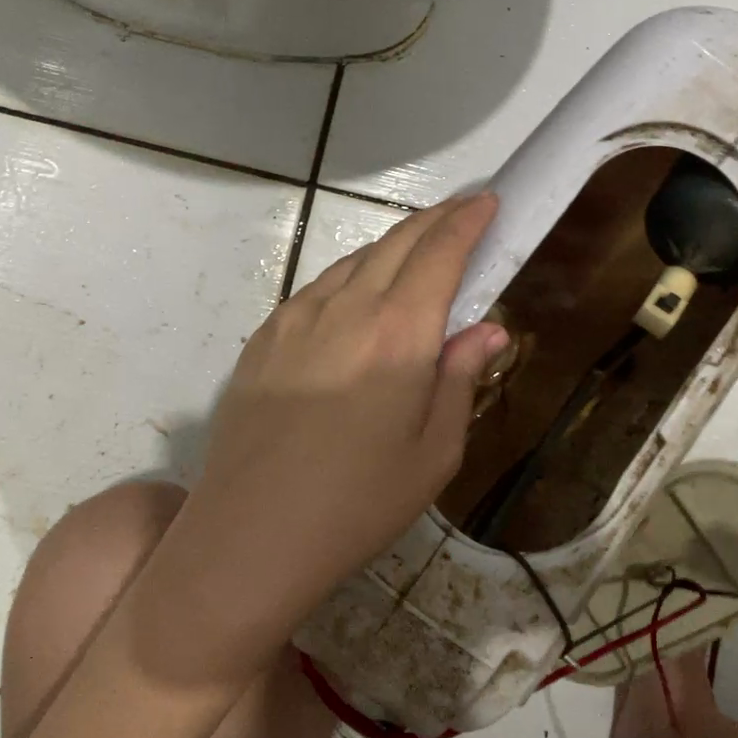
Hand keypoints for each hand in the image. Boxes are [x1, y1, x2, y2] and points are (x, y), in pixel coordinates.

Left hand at [180, 194, 509, 631]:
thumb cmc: (357, 504)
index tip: (489, 200)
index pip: (440, 253)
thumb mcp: (434, 454)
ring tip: (419, 249)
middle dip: (436, 219)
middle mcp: (345, 308)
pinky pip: (319, 288)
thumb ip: (459, 380)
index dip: (468, 221)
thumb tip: (487, 330)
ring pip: (355, 260)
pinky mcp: (264, 338)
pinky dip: (353, 275)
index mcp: (397, 333)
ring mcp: (296, 319)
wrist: (248, 537)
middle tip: (464, 211)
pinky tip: (360, 296)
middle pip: (397, 242)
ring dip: (394, 244)